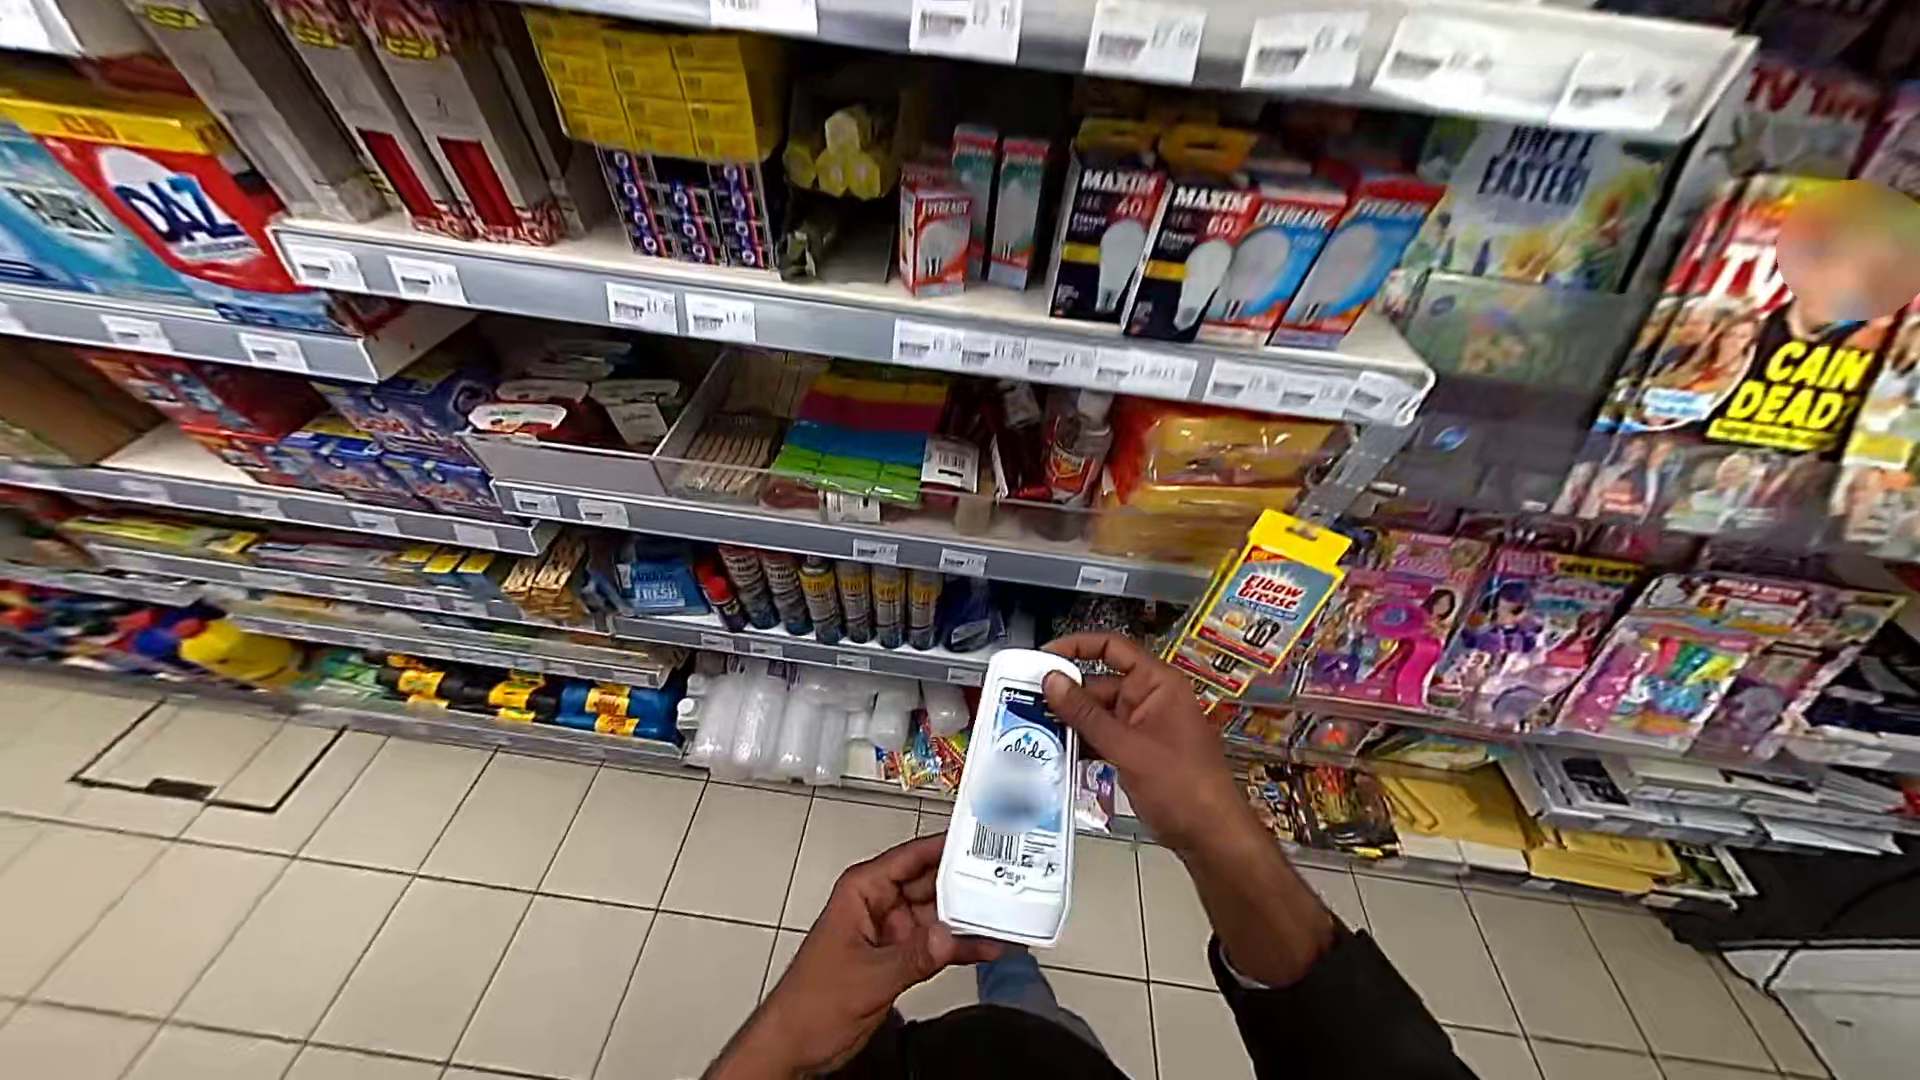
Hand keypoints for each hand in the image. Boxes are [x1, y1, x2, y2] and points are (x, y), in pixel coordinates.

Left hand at [710, 835, 1003, 1077]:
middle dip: (965, 882)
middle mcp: (881, 901)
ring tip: (1004, 914)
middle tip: (1002, 878)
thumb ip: (912, 955)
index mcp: (864, 889)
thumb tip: (948, 935)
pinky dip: (960, 945)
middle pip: (931, 881)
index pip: (910, 856)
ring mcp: (893, 928)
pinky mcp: (901, 954)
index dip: (943, 845)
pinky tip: (987, 946)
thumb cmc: (810, 1002)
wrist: (794, 1046)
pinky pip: (937, 942)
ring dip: (969, 917)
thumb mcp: (866, 975)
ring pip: (939, 913)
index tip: (976, 838)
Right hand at [1044, 633, 1335, 985]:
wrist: (1212, 838)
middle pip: (1098, 683)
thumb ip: (1085, 713)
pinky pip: (1102, 736)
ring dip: (1070, 722)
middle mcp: (1148, 698)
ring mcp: (1142, 726)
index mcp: (1156, 683)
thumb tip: (1050, 679)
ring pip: (1097, 713)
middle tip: (1026, 702)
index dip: (1077, 646)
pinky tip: (1054, 753)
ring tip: (1032, 728)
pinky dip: (1082, 743)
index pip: (1112, 648)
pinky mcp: (1136, 751)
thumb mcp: (1126, 746)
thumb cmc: (1179, 784)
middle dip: (1066, 694)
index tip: (1044, 656)